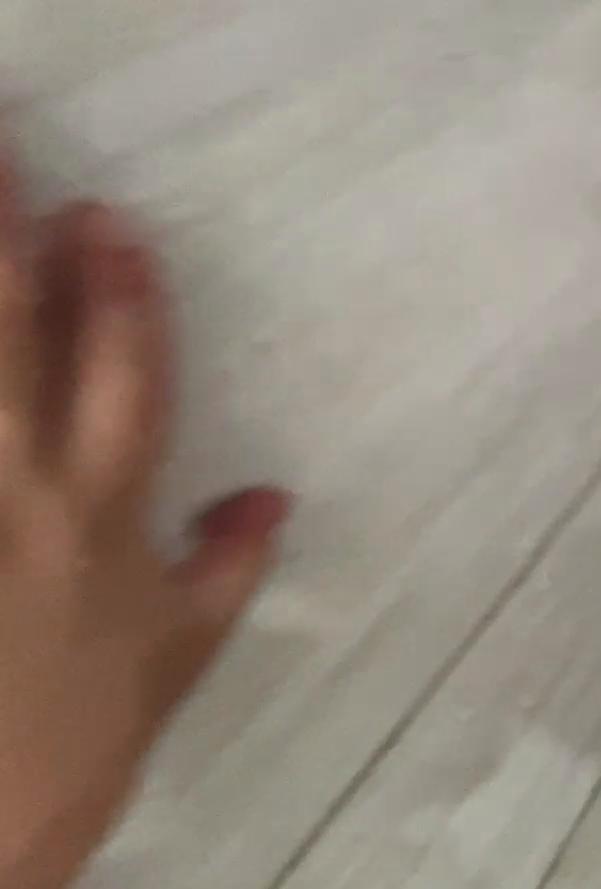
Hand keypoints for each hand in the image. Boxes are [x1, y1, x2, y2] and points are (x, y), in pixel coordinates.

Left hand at [0, 144, 287, 888]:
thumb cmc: (83, 727)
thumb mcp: (182, 645)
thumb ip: (229, 562)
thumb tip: (272, 495)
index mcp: (108, 517)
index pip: (127, 382)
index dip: (123, 300)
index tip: (109, 219)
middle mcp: (21, 493)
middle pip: (12, 344)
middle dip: (6, 243)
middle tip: (0, 147)